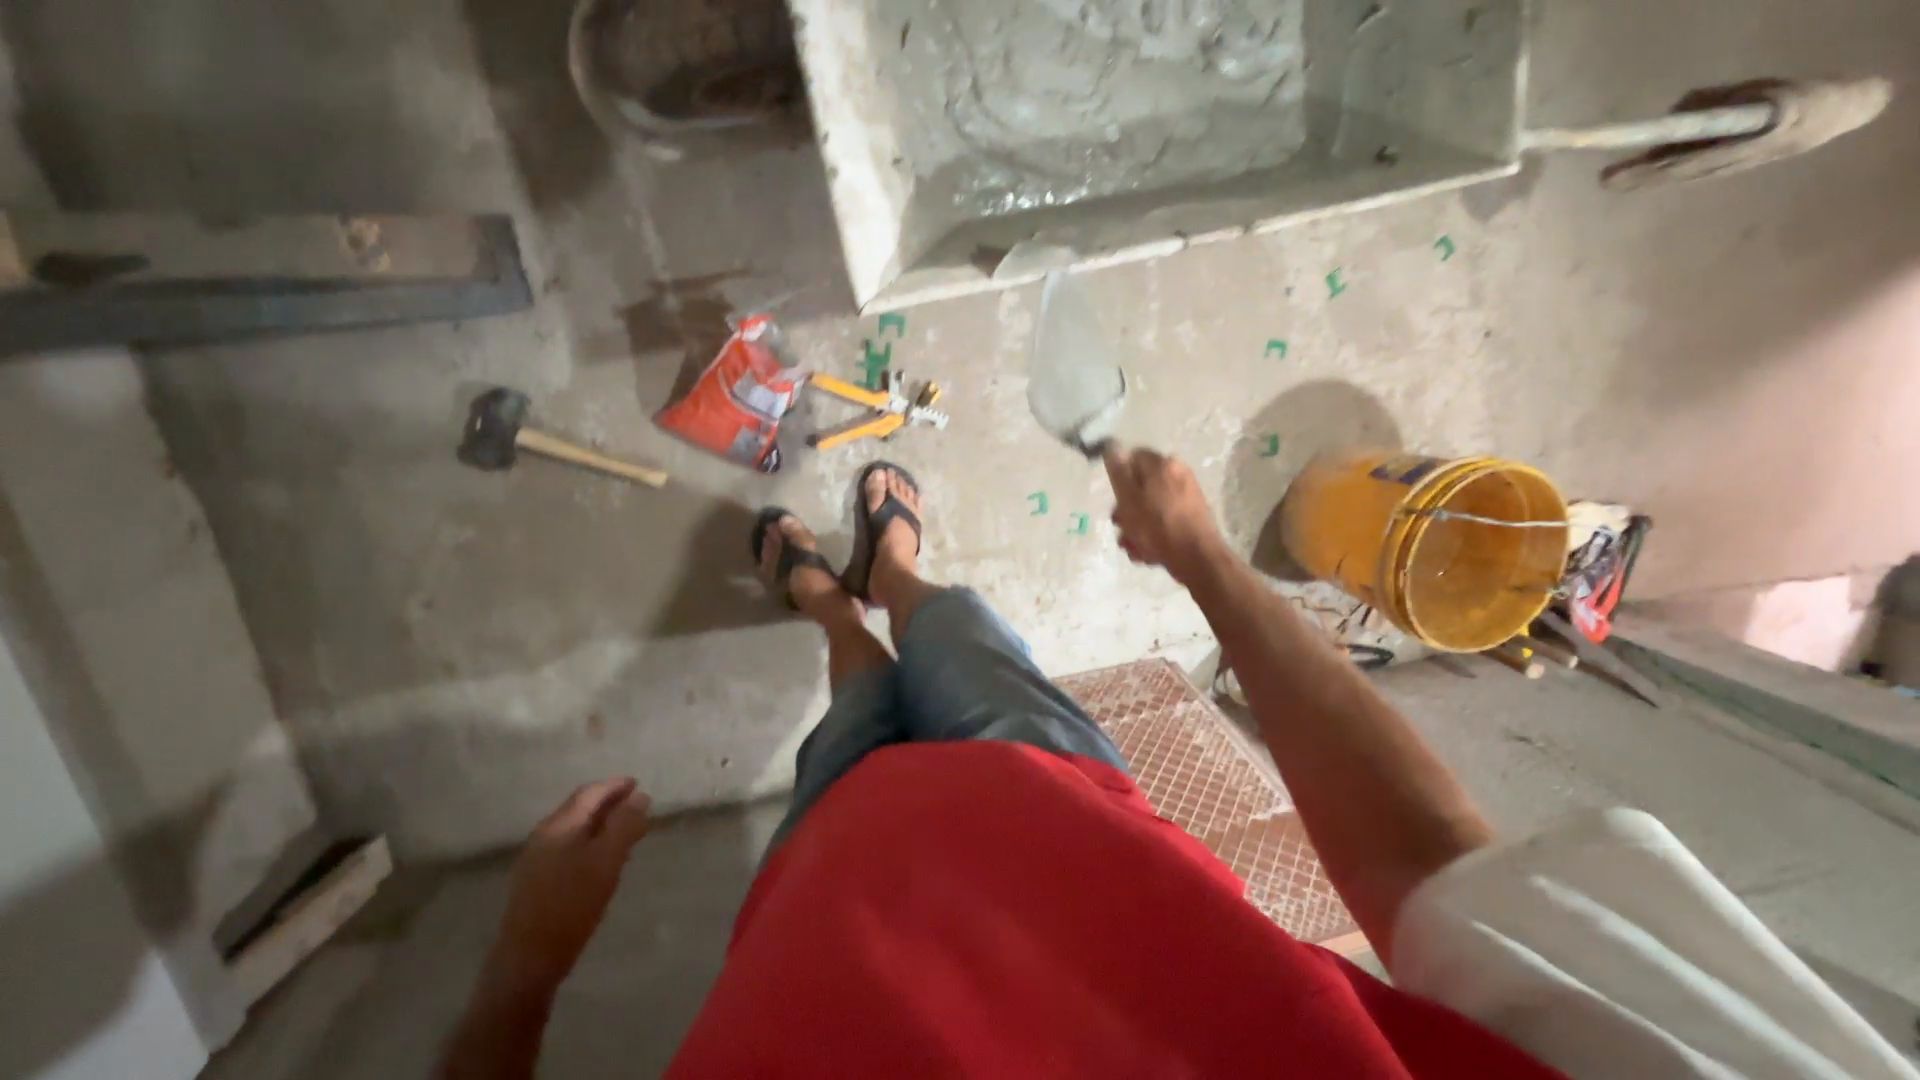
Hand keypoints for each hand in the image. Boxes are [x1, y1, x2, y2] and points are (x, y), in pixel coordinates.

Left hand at [483, 778, 652, 996]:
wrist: (528, 958)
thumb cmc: (572, 904)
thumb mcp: (606, 861)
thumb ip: (624, 825)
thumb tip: (640, 796)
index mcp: (559, 826)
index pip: (589, 793)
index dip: (615, 786)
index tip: (638, 784)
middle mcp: (544, 837)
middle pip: (580, 809)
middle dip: (609, 804)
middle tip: (638, 807)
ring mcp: (536, 860)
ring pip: (575, 831)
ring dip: (601, 825)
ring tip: (627, 833)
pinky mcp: (536, 882)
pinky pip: (568, 850)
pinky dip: (591, 844)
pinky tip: (603, 862)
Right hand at [1104, 443, 1226, 583]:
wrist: (1197, 558)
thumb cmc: (1158, 527)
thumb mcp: (1129, 500)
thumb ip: (1119, 473)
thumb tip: (1112, 446)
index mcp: (1163, 465)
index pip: (1133, 458)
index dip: (1119, 479)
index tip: (1115, 500)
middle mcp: (1178, 473)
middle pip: (1142, 486)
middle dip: (1127, 510)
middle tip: (1122, 528)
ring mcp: (1188, 495)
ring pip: (1152, 506)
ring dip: (1138, 526)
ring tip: (1134, 547)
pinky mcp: (1193, 515)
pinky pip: (1166, 518)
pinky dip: (1155, 532)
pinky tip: (1149, 552)